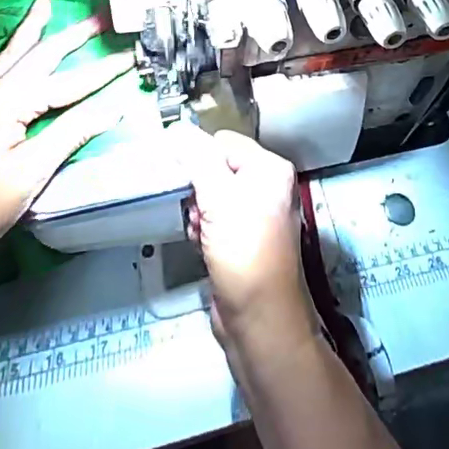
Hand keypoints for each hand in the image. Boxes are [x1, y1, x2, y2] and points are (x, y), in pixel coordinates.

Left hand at [0, 0, 133, 273]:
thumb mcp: (31, 171)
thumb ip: (71, 133)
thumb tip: (112, 108)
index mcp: (7, 102)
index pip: (67, 82)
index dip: (102, 71)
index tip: (131, 56)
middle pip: (38, 56)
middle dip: (70, 36)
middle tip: (99, 17)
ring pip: (13, 58)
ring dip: (34, 32)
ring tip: (44, 7)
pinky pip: (0, 71)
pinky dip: (14, 52)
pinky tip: (17, 53)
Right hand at [173, 125, 318, 356]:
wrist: (259, 319)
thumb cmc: (243, 252)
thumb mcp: (218, 198)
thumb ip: (198, 159)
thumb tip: (178, 130)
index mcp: (270, 168)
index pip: (223, 143)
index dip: (199, 159)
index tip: (182, 179)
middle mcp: (267, 186)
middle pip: (216, 169)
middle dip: (197, 189)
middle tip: (195, 211)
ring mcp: (257, 214)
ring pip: (212, 196)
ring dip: (198, 211)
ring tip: (198, 230)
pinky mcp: (244, 239)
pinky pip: (215, 219)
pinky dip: (203, 228)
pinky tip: (200, 243)